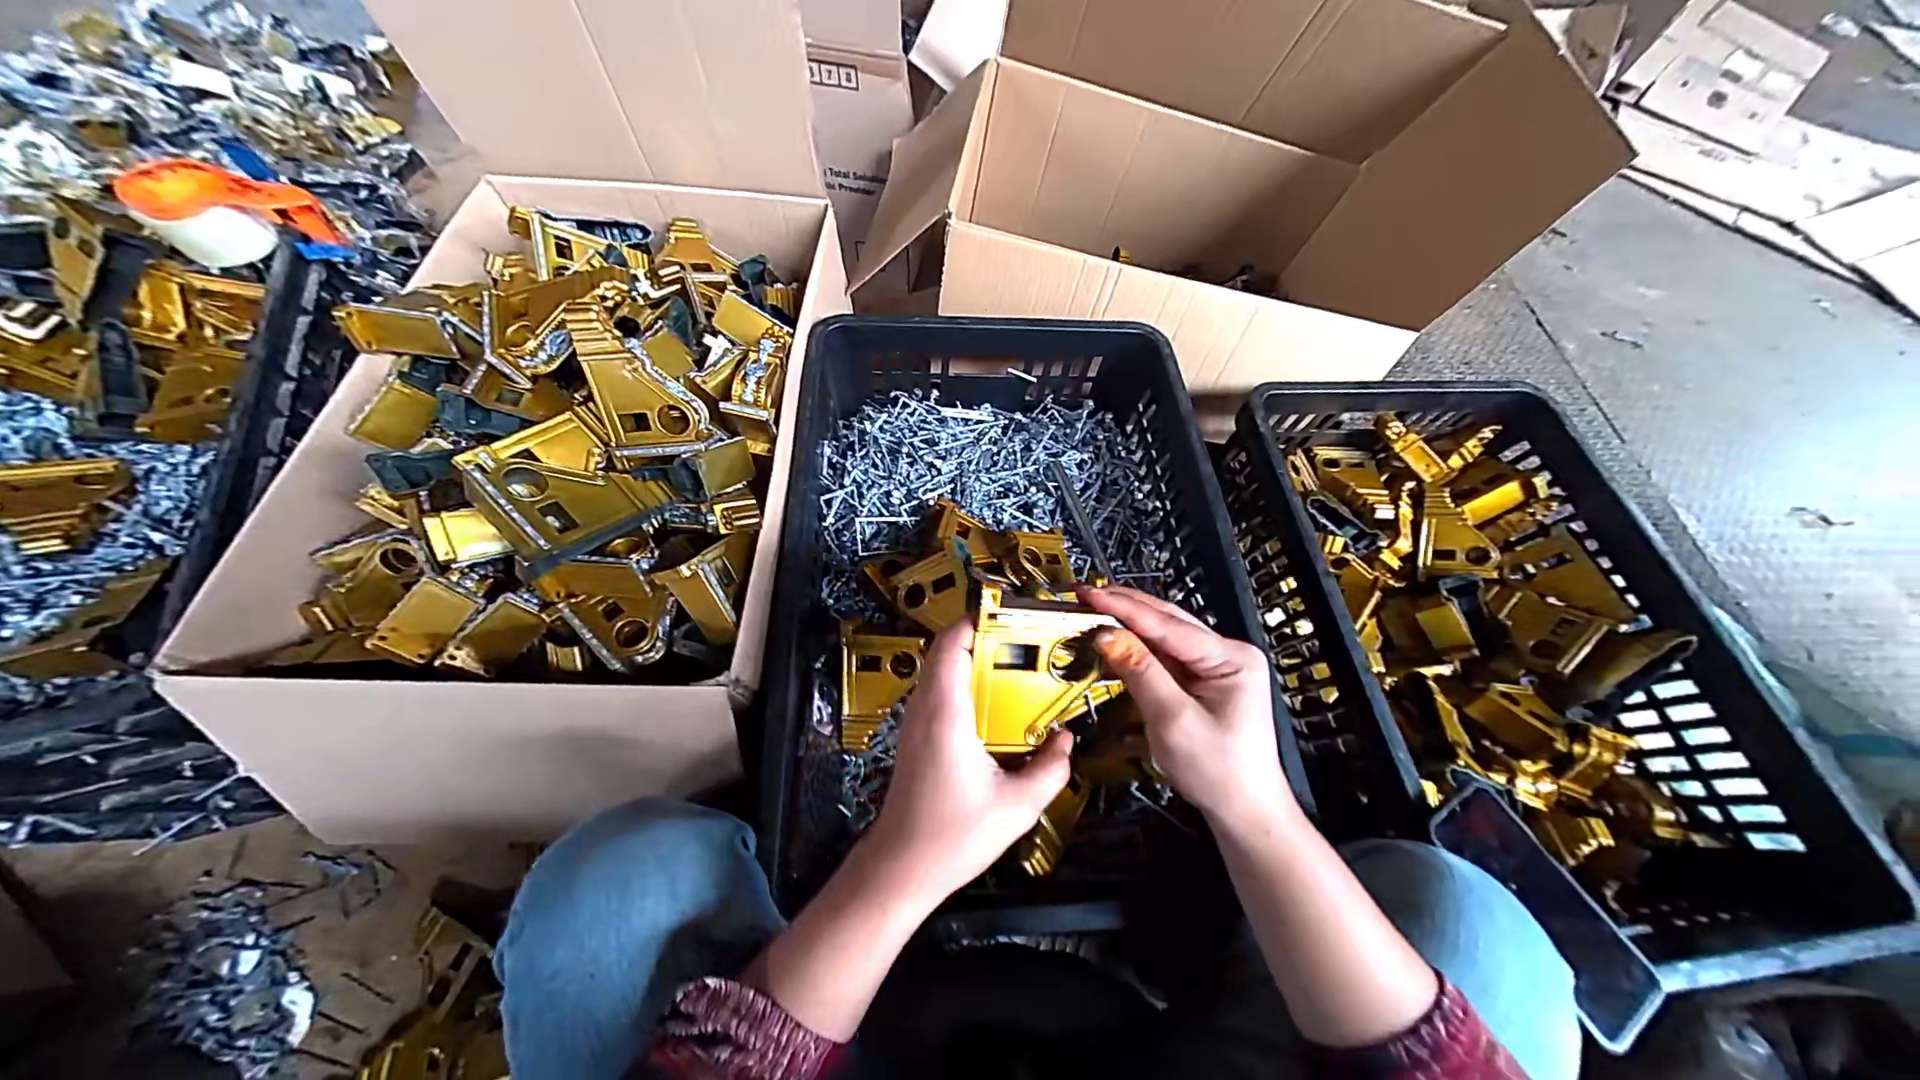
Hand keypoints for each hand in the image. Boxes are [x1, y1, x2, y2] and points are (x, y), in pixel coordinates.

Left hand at [863, 621, 1073, 905]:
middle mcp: (925, 711)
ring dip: (973, 659)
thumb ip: (1050, 770)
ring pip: (941, 670)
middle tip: (1020, 639)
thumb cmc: (947, 838)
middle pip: (946, 651)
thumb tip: (1065, 743)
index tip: (1008, 614)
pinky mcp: (918, 738)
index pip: (951, 645)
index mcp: (945, 715)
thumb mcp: (1016, 807)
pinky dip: (965, 683)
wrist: (901, 867)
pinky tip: (993, 705)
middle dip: (983, 637)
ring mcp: (916, 723)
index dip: (977, 621)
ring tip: (1012, 665)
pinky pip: (940, 692)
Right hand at [1080, 585, 1295, 830]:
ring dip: (1127, 623)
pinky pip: (1162, 653)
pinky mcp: (1200, 679)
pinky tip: (1114, 638)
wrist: (1242, 809)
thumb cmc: (1221, 772)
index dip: (1123, 608)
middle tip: (1086, 595)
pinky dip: (1135, 645)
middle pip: (1166, 620)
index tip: (1091, 595)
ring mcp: (1214, 666)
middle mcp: (1226, 654)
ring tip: (1094, 610)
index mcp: (1232, 658)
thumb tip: (1108, 635)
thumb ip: (1140, 672)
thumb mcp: (1173, 720)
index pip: (1167, 624)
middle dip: (1123, 606)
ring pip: (1162, 634)